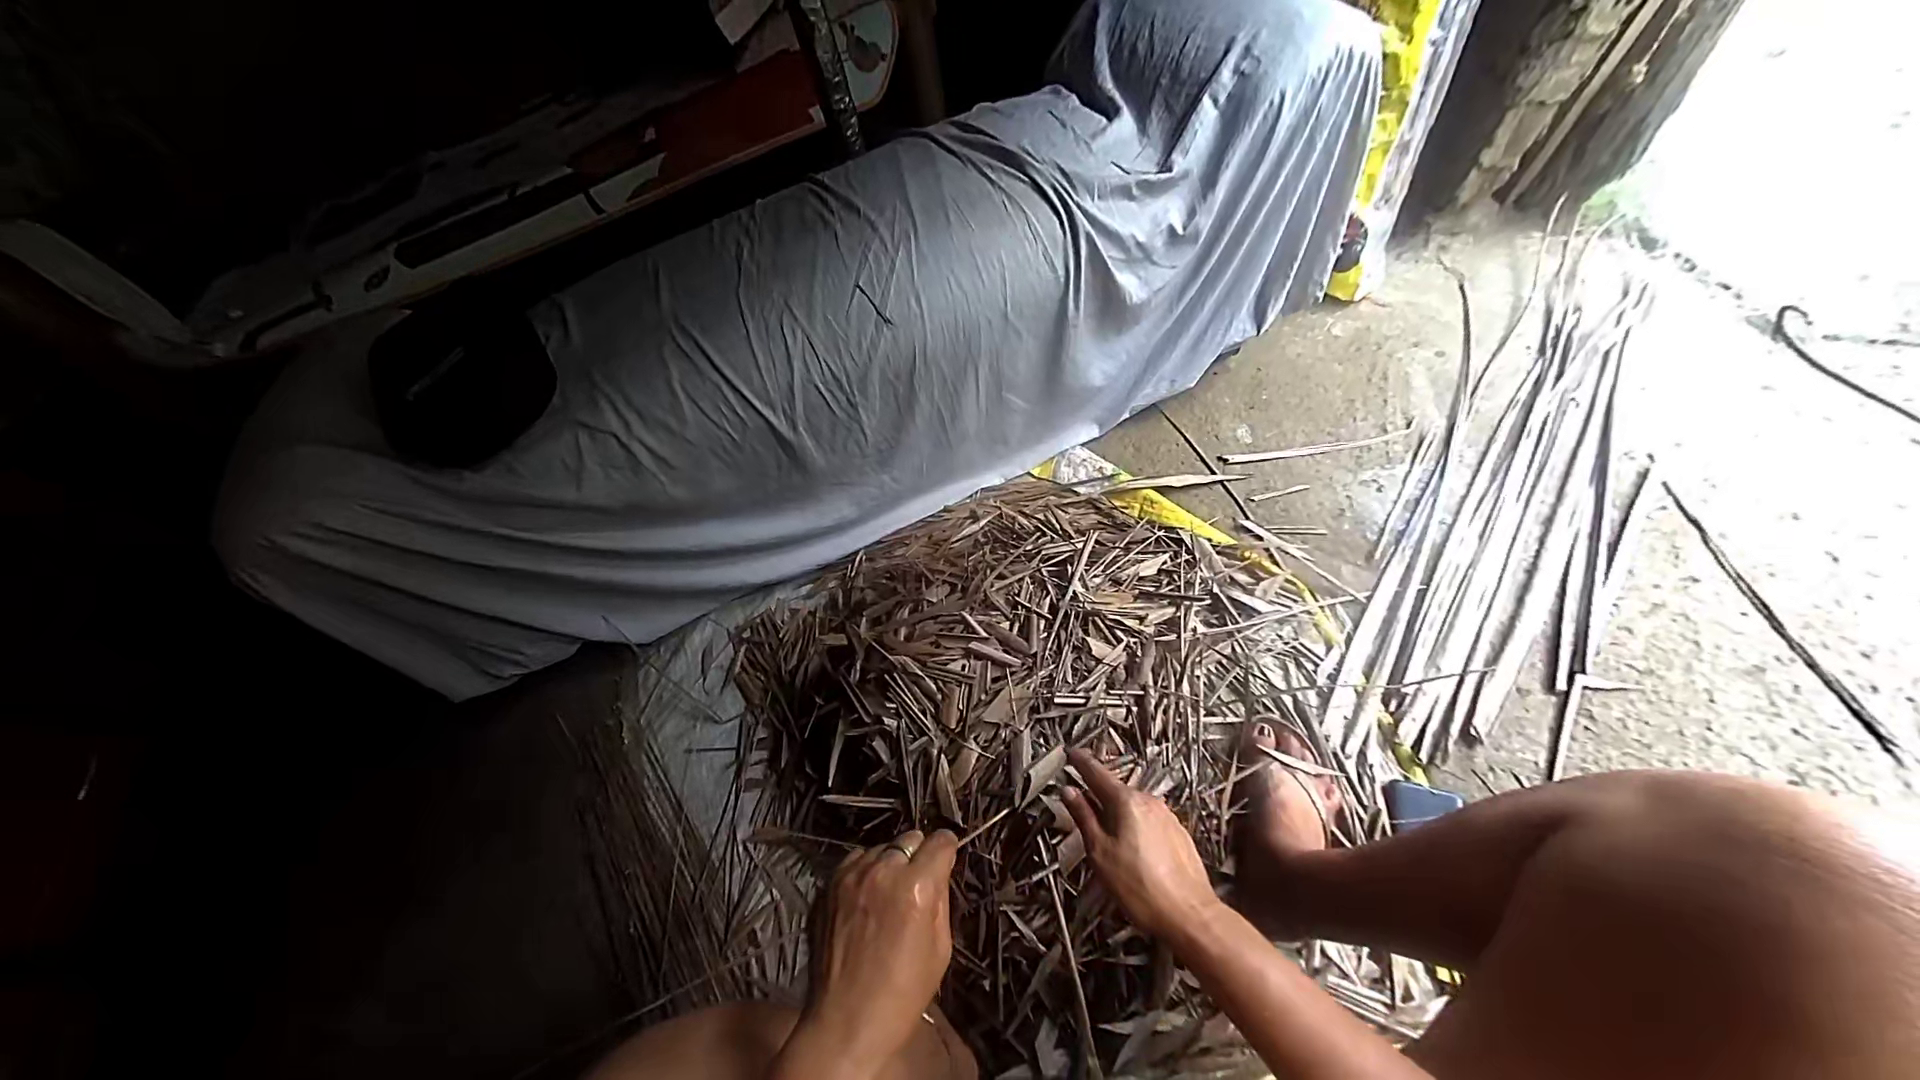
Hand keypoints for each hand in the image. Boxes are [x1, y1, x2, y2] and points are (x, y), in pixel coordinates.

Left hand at [776, 829, 958, 1078]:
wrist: (846, 1020)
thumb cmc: (902, 993)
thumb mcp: (940, 947)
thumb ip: (941, 898)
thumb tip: (941, 869)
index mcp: (916, 886)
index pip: (940, 841)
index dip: (947, 849)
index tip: (947, 857)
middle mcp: (883, 871)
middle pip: (910, 839)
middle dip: (919, 854)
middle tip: (918, 881)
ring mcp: (853, 875)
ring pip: (882, 848)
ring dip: (891, 862)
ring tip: (890, 892)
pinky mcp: (830, 884)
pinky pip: (856, 861)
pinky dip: (866, 871)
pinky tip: (868, 897)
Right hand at [1063, 750, 1221, 940]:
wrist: (1191, 916)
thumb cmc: (1145, 890)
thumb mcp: (1100, 853)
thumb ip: (1083, 817)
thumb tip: (1070, 794)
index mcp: (1127, 802)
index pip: (1097, 772)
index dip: (1080, 761)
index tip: (1072, 753)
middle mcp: (1149, 803)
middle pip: (1115, 790)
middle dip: (1097, 796)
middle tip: (1080, 805)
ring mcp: (1166, 817)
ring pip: (1132, 807)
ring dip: (1117, 815)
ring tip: (1107, 842)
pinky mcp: (1177, 834)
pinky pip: (1148, 821)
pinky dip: (1135, 828)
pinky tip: (1131, 852)